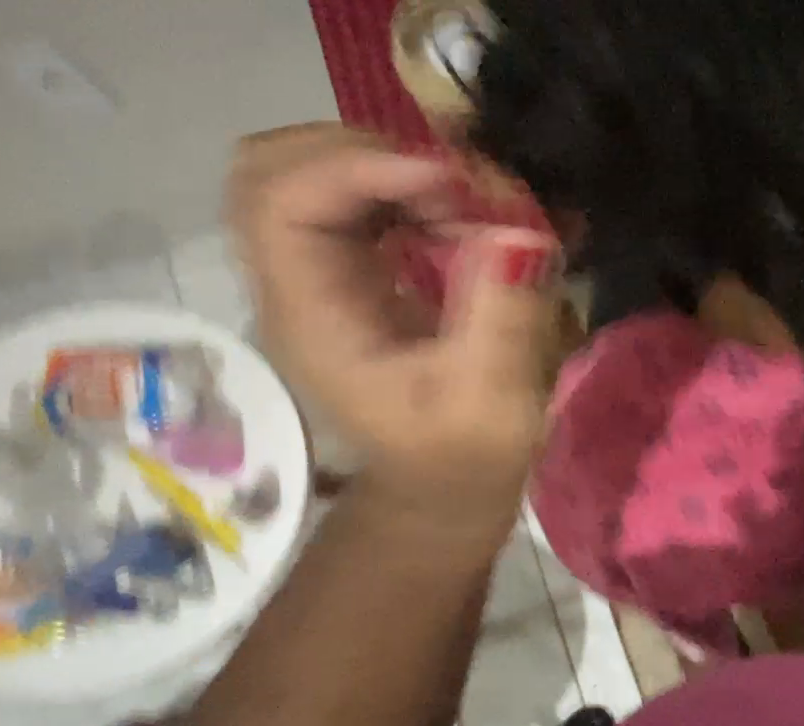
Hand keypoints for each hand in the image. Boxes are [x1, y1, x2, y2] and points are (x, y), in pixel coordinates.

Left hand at [228, 123, 565, 547]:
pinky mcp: (355, 276)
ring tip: (474, 207)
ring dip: (400, 172)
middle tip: (460, 187)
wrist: (443, 493)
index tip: (449, 183)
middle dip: (374, 155)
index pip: (281, 199)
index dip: (358, 168)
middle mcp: (299, 285)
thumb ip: (503, 315)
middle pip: (281, 167)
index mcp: (312, 319)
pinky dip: (414, 193)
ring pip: (322, 175)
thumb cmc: (465, 461)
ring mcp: (322, 276)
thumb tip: (522, 231)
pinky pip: (362, 202)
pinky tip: (466, 222)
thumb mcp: (493, 400)